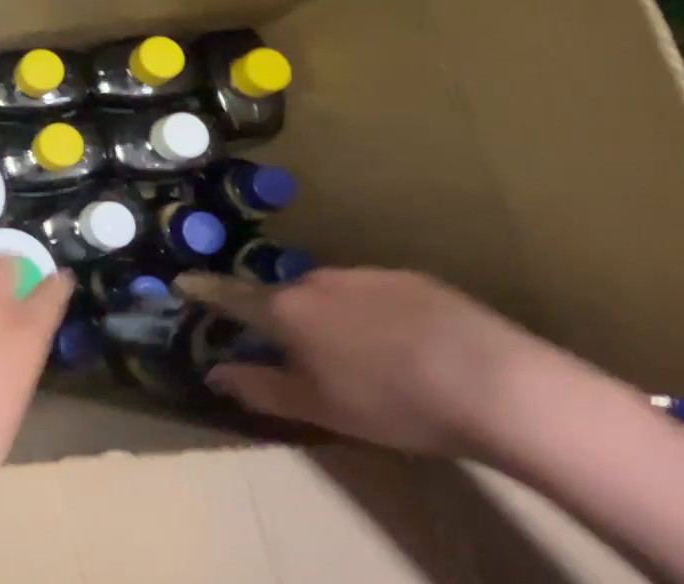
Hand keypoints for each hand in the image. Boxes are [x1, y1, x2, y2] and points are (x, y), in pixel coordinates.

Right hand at [176, 268, 566, 455]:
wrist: (500, 386)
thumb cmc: (393, 403)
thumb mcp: (318, 408)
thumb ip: (260, 387)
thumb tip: (215, 373)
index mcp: (286, 310)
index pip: (231, 294)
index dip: (204, 290)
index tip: (184, 282)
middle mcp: (317, 280)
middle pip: (285, 294)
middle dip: (282, 315)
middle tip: (297, 348)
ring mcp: (367, 275)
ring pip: (331, 292)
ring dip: (330, 314)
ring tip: (360, 354)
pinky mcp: (412, 278)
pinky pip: (373, 292)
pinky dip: (372, 313)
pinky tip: (403, 345)